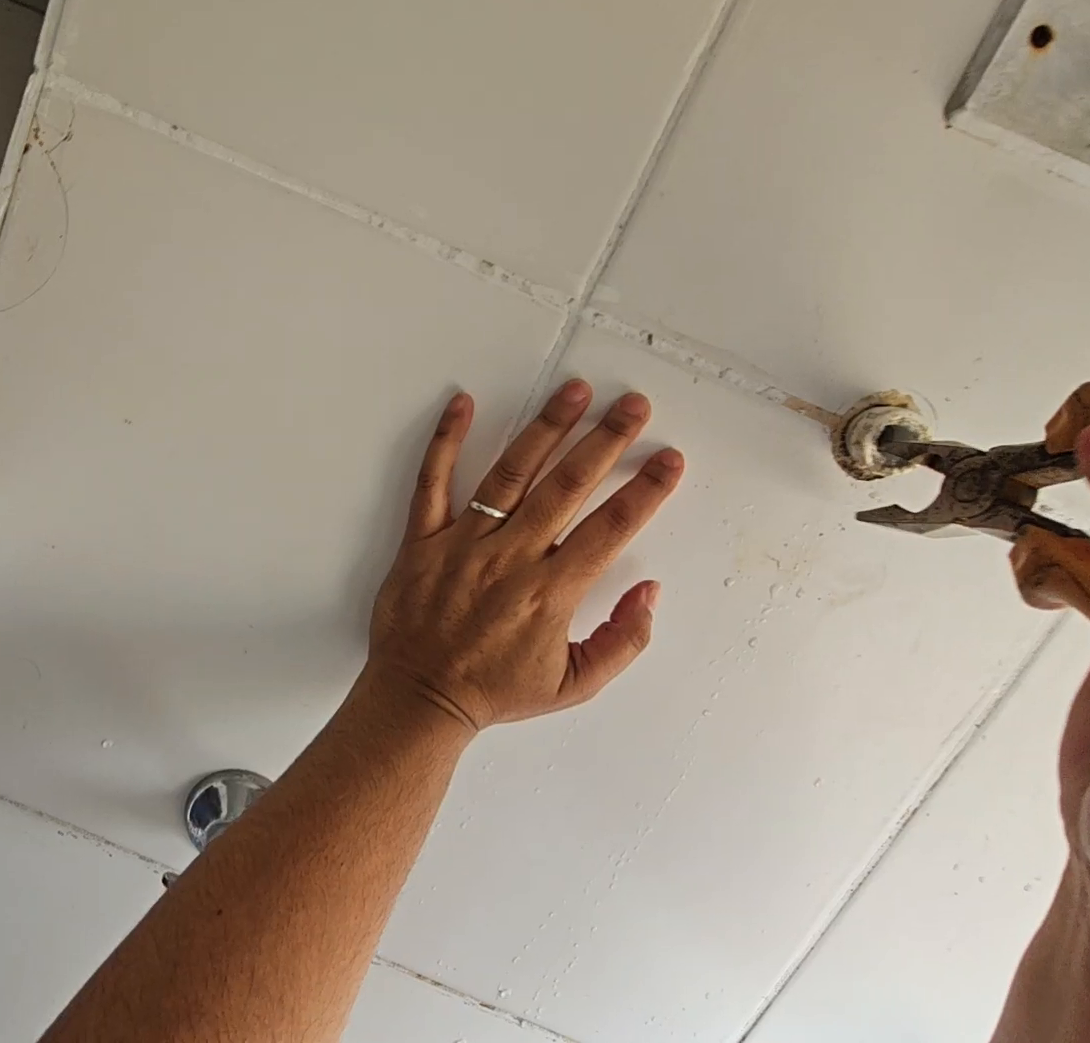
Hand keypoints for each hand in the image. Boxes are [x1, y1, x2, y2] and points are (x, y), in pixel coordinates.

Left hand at [360, 380, 684, 732]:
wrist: (420, 697)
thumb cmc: (493, 691)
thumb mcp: (573, 685)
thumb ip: (623, 641)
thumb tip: (650, 593)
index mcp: (550, 593)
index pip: (610, 529)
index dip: (645, 490)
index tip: (669, 459)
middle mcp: (510, 558)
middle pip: (567, 486)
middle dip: (606, 440)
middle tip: (633, 405)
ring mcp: (463, 543)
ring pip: (511, 474)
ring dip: (545, 429)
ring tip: (574, 392)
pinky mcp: (423, 539)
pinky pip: (432, 481)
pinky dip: (446, 441)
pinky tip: (463, 404)